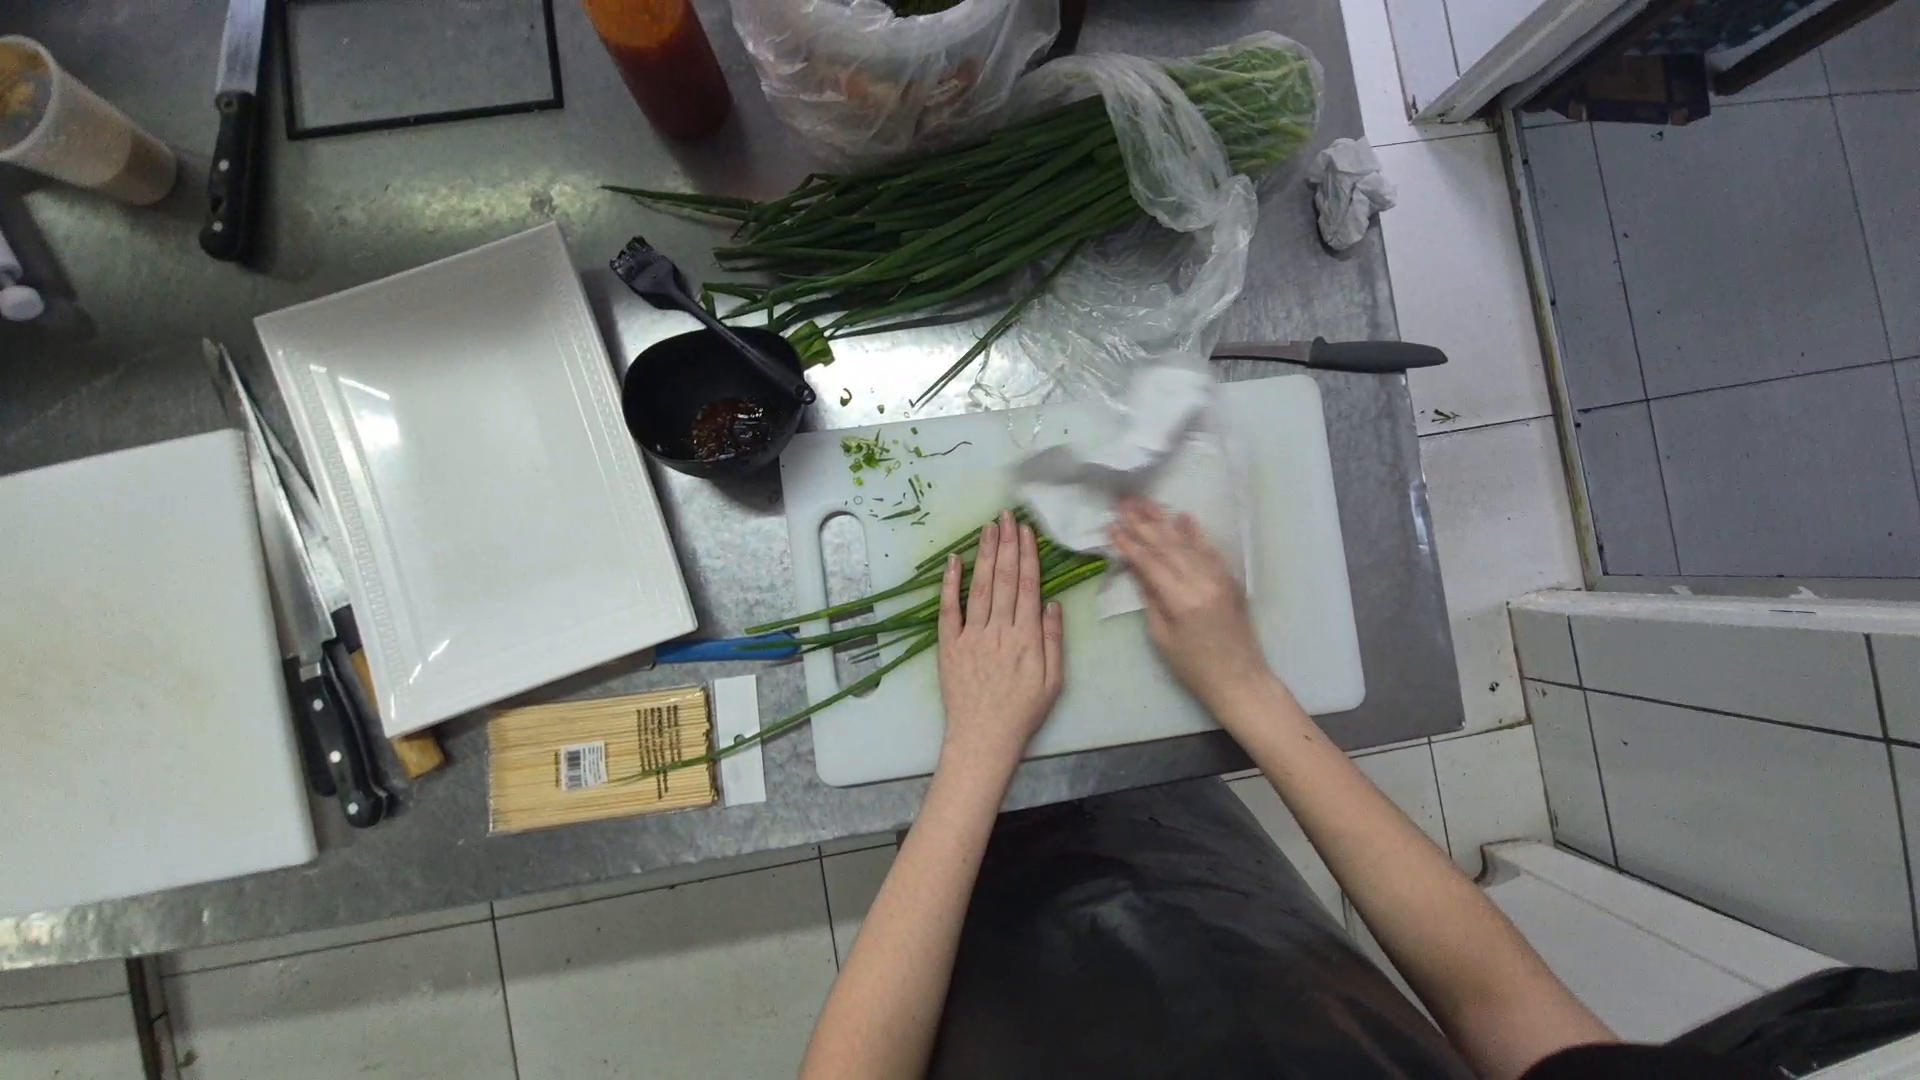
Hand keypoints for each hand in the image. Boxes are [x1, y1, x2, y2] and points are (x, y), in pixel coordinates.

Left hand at [936, 510, 1064, 773]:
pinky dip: (950, 583)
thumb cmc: (1023, 712)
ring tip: (988, 528)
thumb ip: (1054, 640)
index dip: (1027, 555)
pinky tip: (954, 561)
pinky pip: (949, 609)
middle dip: (1006, 544)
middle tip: (1006, 516)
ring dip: (985, 555)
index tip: (1026, 531)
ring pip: (980, 586)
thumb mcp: (1054, 681)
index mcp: (1027, 637)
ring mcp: (971, 635)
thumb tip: (1053, 603)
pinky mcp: (949, 645)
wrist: (983, 738)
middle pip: (1005, 578)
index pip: (1028, 586)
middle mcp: (999, 629)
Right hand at [1108, 497, 1272, 710]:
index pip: (1149, 562)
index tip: (1110, 526)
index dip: (1128, 543)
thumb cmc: (1193, 666)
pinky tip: (1183, 516)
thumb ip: (1149, 598)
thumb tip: (1136, 568)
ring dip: (1164, 521)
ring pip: (1186, 543)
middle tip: (1123, 504)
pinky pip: (1209, 550)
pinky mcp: (1230, 580)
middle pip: (1166, 546)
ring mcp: (1219, 577)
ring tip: (1146, 502)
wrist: (1240, 679)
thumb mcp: (1161, 636)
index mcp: (1180, 599)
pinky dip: (1195, 533)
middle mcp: (1201, 581)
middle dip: (1142, 524)